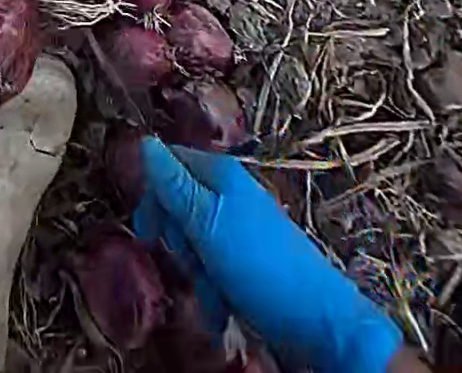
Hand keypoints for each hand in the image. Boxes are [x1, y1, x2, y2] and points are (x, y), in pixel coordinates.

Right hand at [135, 138, 401, 372]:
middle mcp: (229, 193)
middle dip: (177, 240)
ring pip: (193, 241)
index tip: (151, 232)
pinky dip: (212, 288)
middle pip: (178, 205)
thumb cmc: (259, 264)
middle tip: (190, 259)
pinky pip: (213, 267)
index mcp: (220, 173)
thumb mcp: (206, 222)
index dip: (154, 196)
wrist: (317, 320)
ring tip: (212, 291)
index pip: (169, 164)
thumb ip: (174, 184)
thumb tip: (144, 141)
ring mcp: (239, 227)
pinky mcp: (247, 259)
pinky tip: (223, 306)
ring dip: (195, 272)